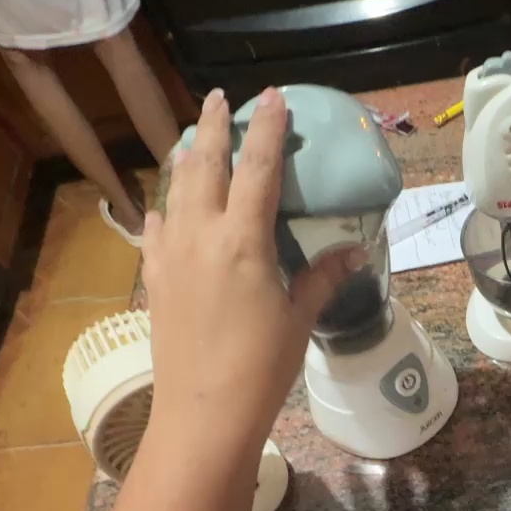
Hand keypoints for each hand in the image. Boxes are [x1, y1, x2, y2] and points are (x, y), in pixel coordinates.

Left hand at [140, 87, 365, 452]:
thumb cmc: (262, 368)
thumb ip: (323, 277)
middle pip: (203, 163)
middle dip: (212, 125)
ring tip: (193, 141)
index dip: (267, 129)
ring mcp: (170, 255)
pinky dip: (166, 208)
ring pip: (175, 189)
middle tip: (220, 99)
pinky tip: (169, 209)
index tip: (273, 99)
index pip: (257, 168)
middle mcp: (200, 235)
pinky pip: (156, 228)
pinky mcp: (154, 279)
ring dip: (186, 159)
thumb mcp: (299, 319)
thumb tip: (356, 252)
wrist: (205, 411)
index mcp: (243, 241)